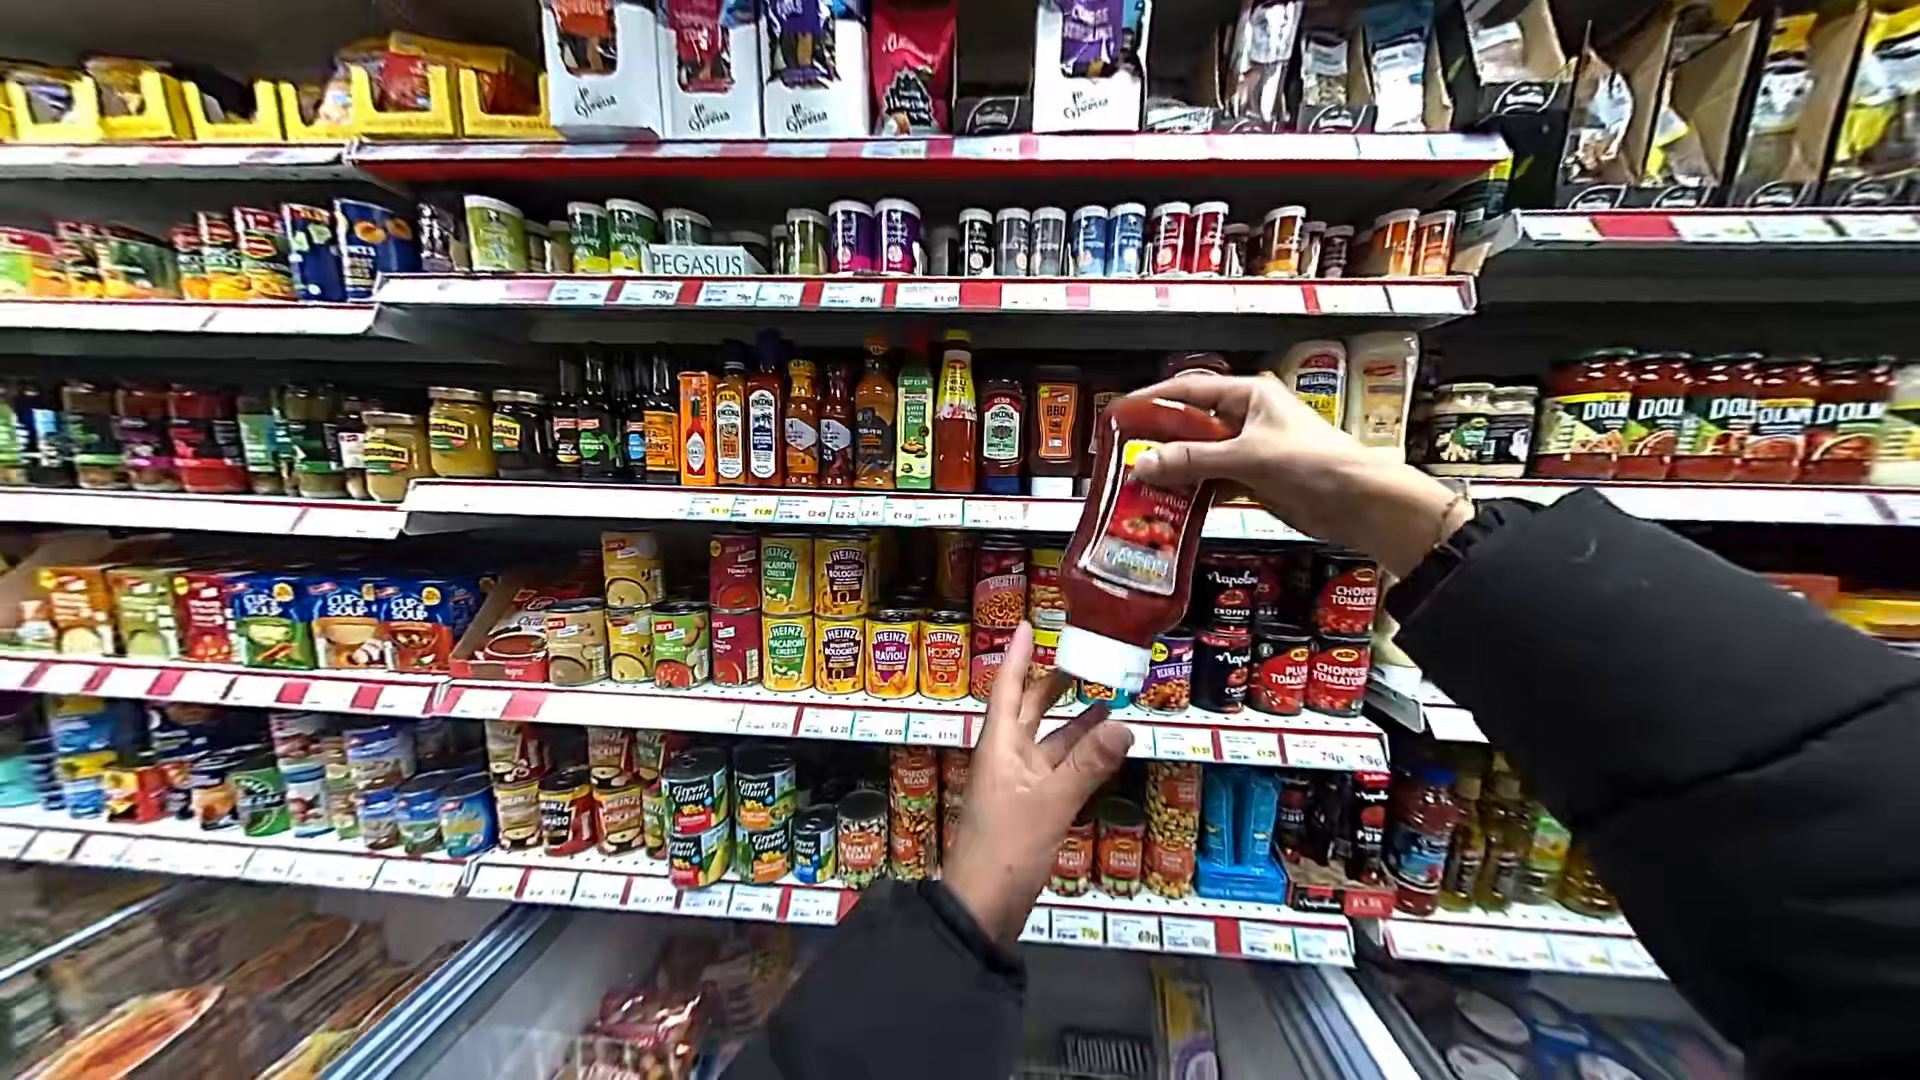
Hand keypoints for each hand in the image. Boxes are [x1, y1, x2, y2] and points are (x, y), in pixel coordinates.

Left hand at [942, 622, 1132, 943]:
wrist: (983, 906)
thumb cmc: (1006, 846)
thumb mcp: (1051, 803)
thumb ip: (1088, 765)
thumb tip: (1125, 726)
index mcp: (999, 743)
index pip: (1007, 686)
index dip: (1016, 654)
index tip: (1028, 625)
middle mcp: (1006, 754)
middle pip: (1029, 708)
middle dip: (1053, 684)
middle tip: (1083, 661)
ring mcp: (1018, 780)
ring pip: (1049, 740)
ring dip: (1076, 722)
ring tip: (1108, 700)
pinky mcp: (1030, 804)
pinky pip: (1058, 768)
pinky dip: (1080, 756)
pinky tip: (1104, 749)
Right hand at [1126, 374, 1471, 576]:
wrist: (1361, 504)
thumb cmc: (1319, 463)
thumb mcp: (1250, 455)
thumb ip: (1194, 460)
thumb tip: (1144, 463)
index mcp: (1248, 396)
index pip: (1190, 389)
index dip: (1154, 398)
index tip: (1123, 412)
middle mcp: (1244, 420)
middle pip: (1188, 426)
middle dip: (1158, 441)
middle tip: (1125, 455)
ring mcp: (1246, 451)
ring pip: (1196, 457)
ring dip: (1173, 470)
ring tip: (1140, 483)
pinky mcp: (1249, 479)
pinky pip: (1208, 482)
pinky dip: (1190, 491)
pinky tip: (1169, 502)